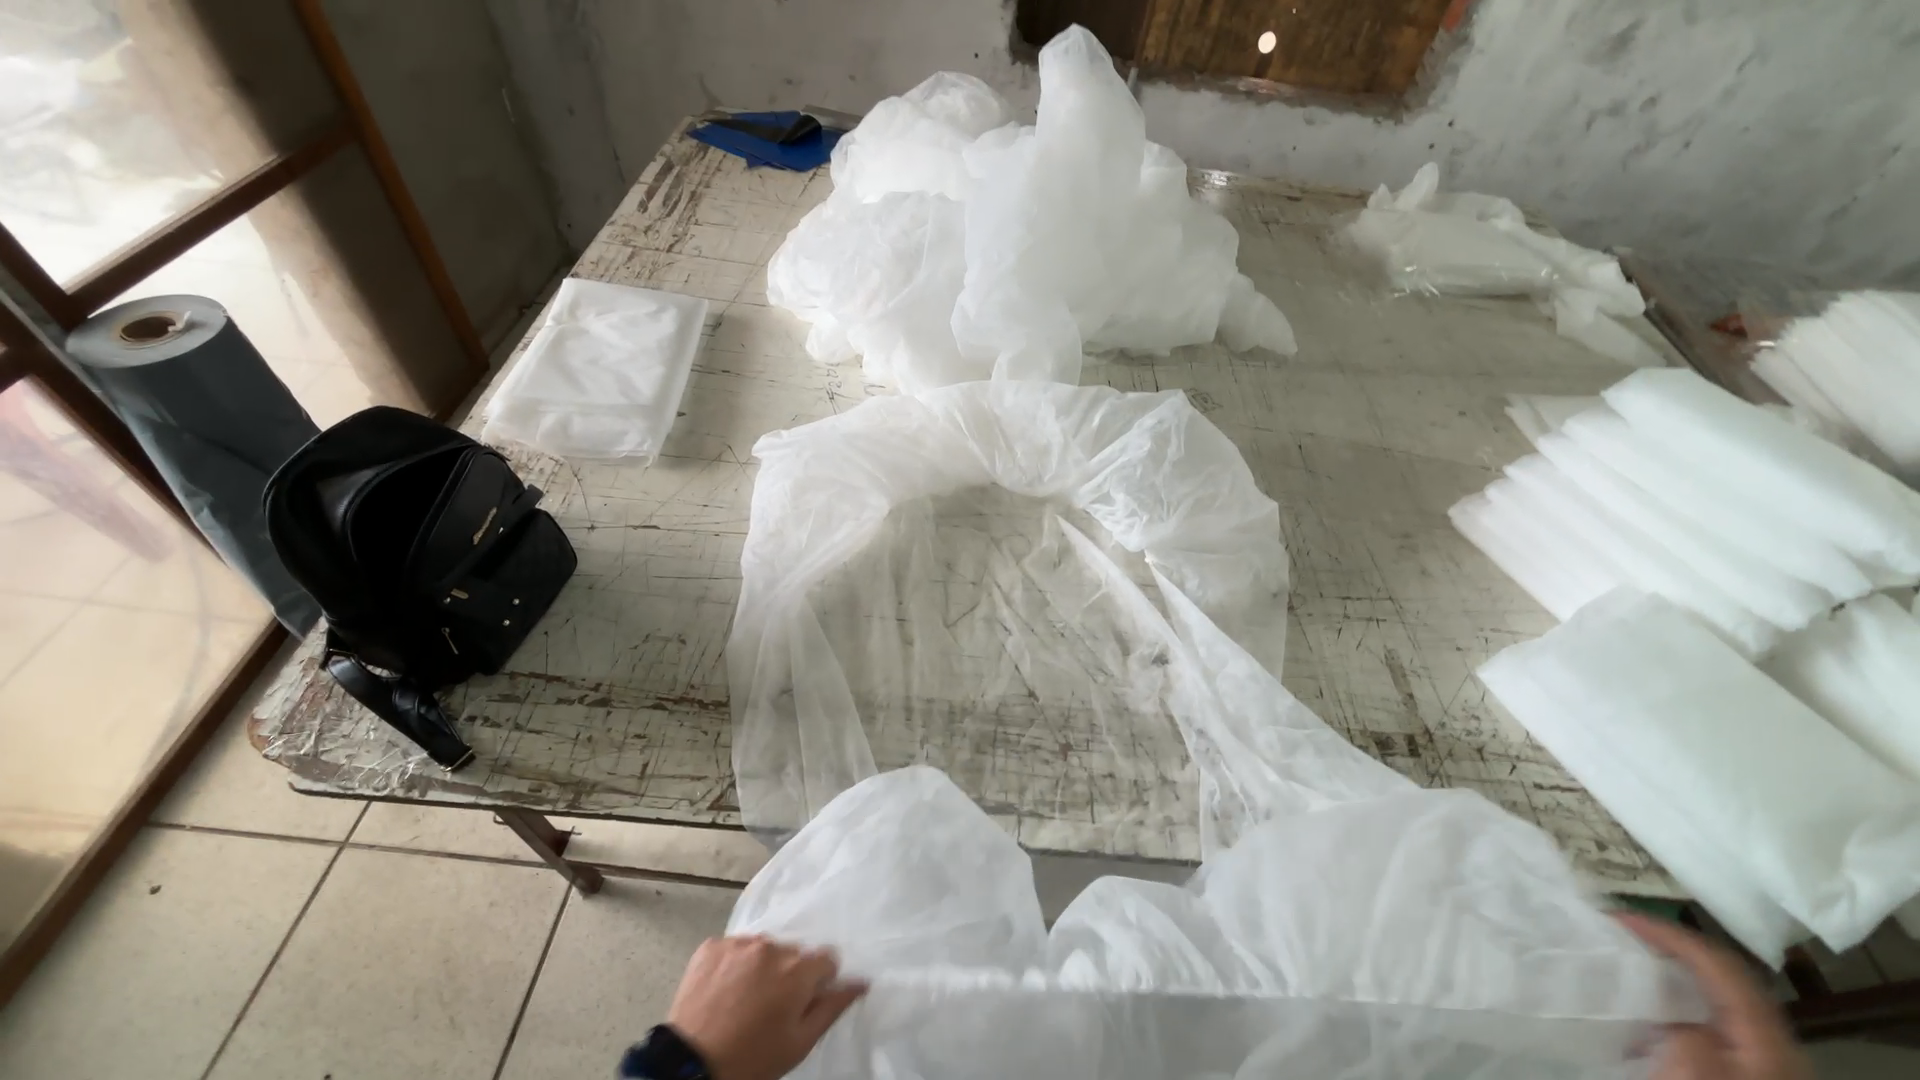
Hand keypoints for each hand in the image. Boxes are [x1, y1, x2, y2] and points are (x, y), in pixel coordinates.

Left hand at [667, 935, 866, 1079]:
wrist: (689, 1065)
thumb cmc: (753, 1060)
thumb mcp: (799, 1042)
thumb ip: (832, 1006)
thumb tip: (860, 980)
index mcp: (798, 969)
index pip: (826, 959)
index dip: (819, 982)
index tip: (804, 1003)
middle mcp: (772, 946)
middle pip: (793, 953)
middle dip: (789, 974)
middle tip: (772, 1007)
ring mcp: (739, 943)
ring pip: (763, 949)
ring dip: (762, 966)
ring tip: (745, 1000)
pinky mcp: (711, 946)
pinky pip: (733, 949)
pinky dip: (733, 965)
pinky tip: (724, 991)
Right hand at [1618, 914, 1813, 1079]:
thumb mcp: (1692, 1078)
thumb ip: (1687, 1037)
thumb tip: (1675, 1020)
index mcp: (1763, 1037)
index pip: (1717, 963)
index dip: (1667, 933)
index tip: (1615, 918)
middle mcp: (1768, 1042)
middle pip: (1720, 977)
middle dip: (1668, 950)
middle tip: (1619, 936)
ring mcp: (1758, 1062)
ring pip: (1713, 1000)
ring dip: (1668, 977)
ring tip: (1623, 968)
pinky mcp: (1741, 1075)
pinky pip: (1706, 1025)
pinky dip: (1672, 1008)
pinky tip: (1642, 1019)